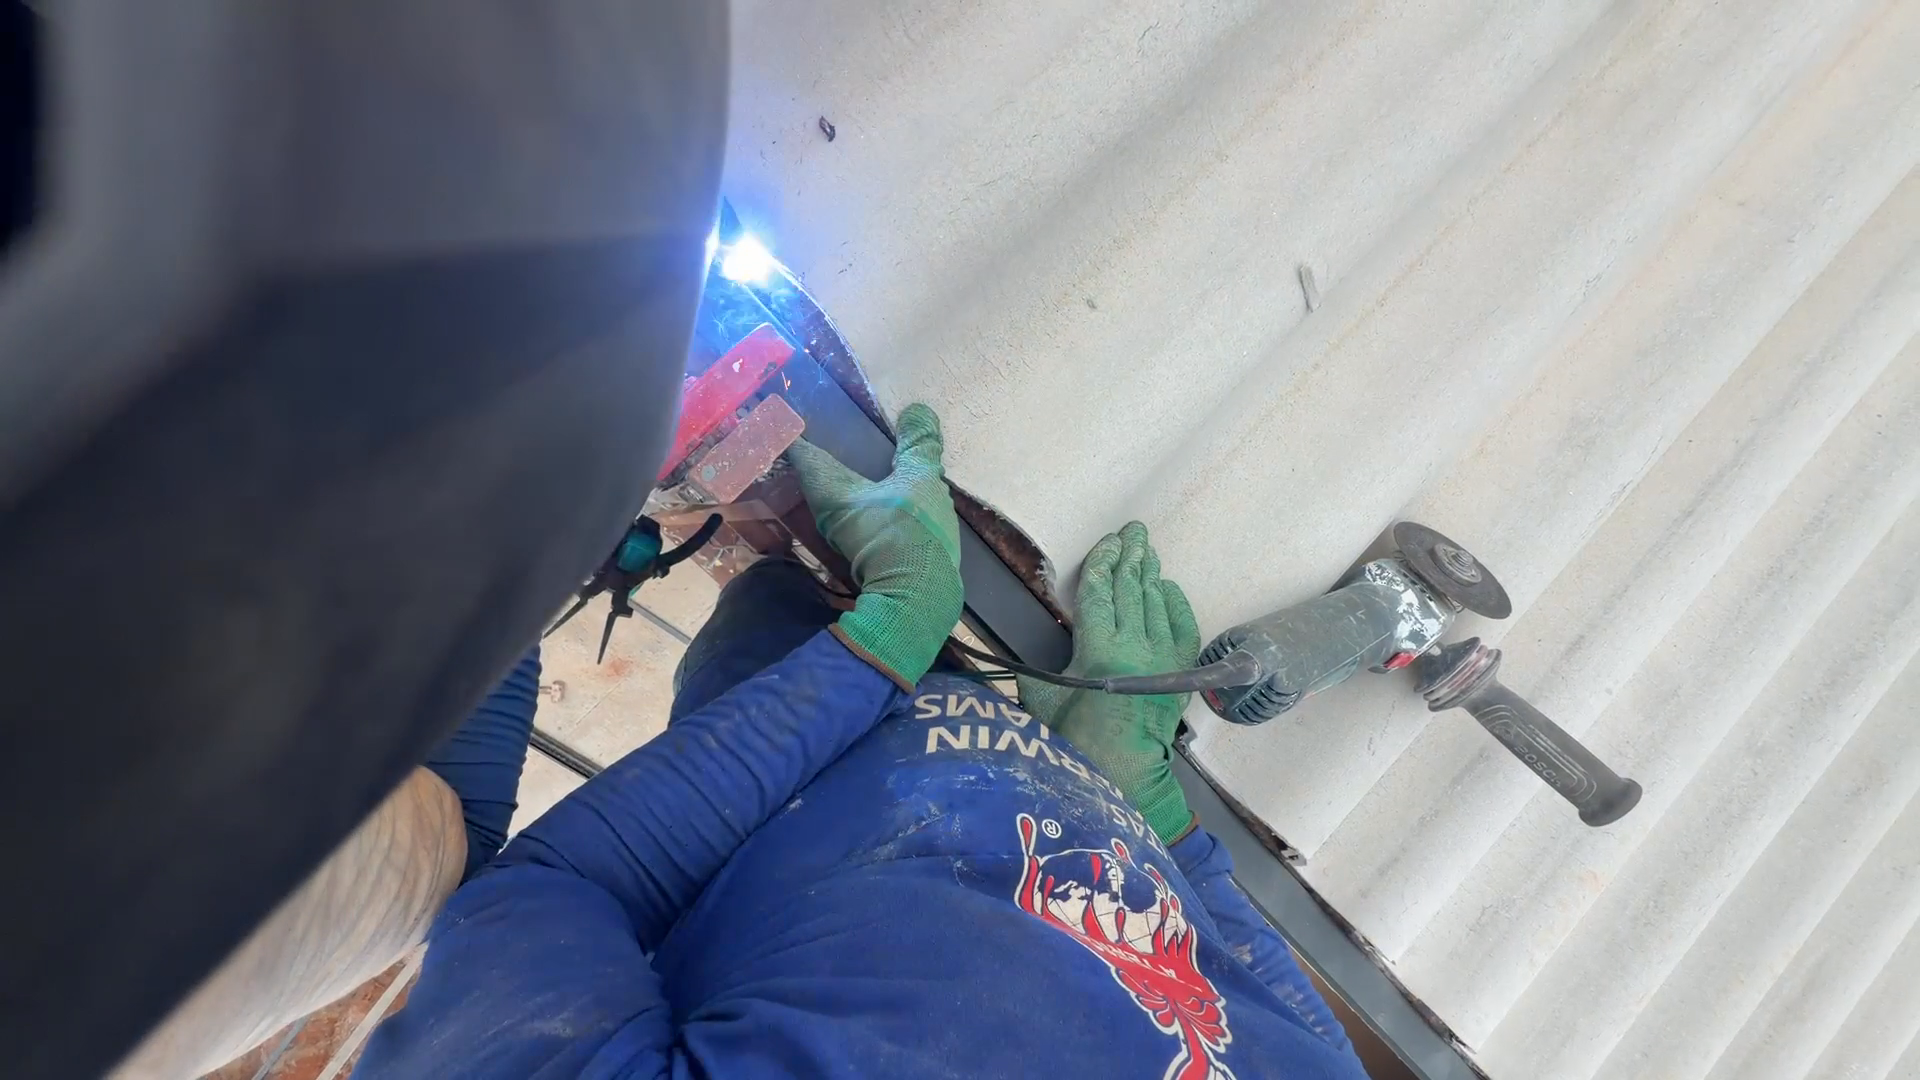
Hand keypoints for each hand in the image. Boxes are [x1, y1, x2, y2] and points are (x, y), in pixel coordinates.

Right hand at [786, 403, 962, 687]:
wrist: (914, 598)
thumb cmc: (881, 534)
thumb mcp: (838, 498)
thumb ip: (814, 467)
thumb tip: (788, 437)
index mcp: (921, 476)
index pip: (922, 440)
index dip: (916, 425)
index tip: (914, 412)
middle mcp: (941, 502)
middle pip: (926, 480)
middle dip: (909, 476)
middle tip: (887, 474)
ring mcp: (946, 537)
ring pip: (927, 515)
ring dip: (908, 514)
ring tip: (883, 518)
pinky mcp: (942, 568)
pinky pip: (923, 546)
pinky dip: (908, 544)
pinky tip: (889, 554)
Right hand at [1019, 522, 1201, 843]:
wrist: (1126, 776)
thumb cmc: (1078, 743)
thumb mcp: (1042, 703)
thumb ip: (1034, 671)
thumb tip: (1015, 659)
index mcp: (1098, 649)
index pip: (1100, 592)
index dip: (1103, 562)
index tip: (1109, 540)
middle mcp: (1136, 645)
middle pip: (1133, 589)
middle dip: (1132, 556)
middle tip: (1135, 530)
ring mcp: (1163, 657)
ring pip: (1157, 603)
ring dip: (1151, 574)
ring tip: (1148, 550)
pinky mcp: (1181, 671)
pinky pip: (1183, 627)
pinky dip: (1176, 604)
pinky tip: (1168, 588)